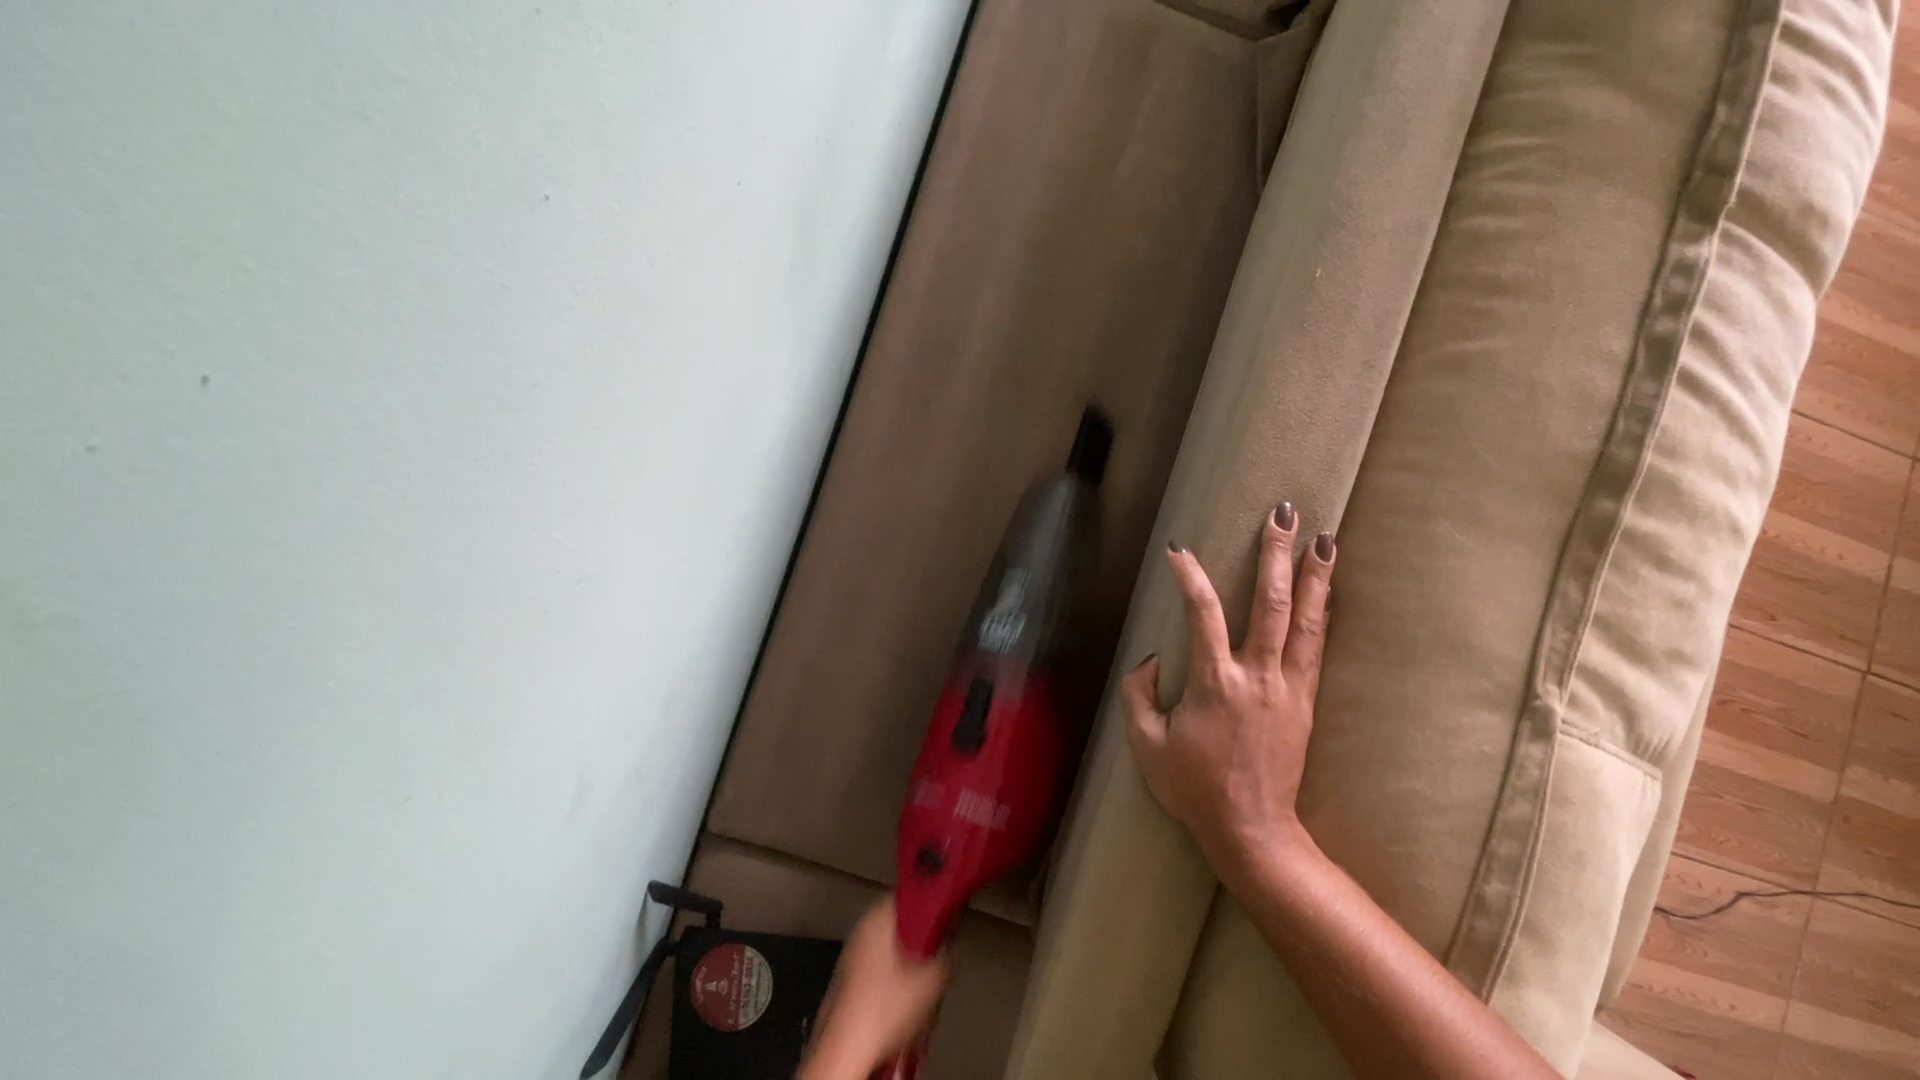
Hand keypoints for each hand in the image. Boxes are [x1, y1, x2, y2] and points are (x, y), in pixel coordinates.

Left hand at [798, 896, 948, 1079]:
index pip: (909, 894)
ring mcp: (852, 959)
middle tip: (938, 960)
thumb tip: (949, 948)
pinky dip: (897, 989)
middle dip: (923, 945)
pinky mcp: (850, 985)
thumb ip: (946, 954)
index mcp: (877, 919)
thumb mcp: (932, 978)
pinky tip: (907, 1011)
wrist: (844, 1053)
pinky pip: (883, 977)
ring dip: (912, 970)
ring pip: (894, 954)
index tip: (948, 914)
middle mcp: (861, 933)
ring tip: (923, 994)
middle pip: (902, 927)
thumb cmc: (880, 1010)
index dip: (932, 904)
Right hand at [1123, 504, 1335, 881]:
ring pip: (1307, 621)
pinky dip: (1325, 614)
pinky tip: (1329, 592)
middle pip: (1271, 602)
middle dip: (1276, 553)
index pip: (1203, 614)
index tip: (1179, 550)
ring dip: (1315, 576)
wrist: (1252, 829)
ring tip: (1324, 538)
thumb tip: (1150, 659)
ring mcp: (1288, 688)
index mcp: (1215, 683)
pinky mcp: (1305, 703)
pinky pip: (1318, 648)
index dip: (1189, 577)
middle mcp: (1257, 676)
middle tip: (1284, 512)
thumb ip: (1138, 694)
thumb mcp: (1146, 745)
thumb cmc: (1193, 789)